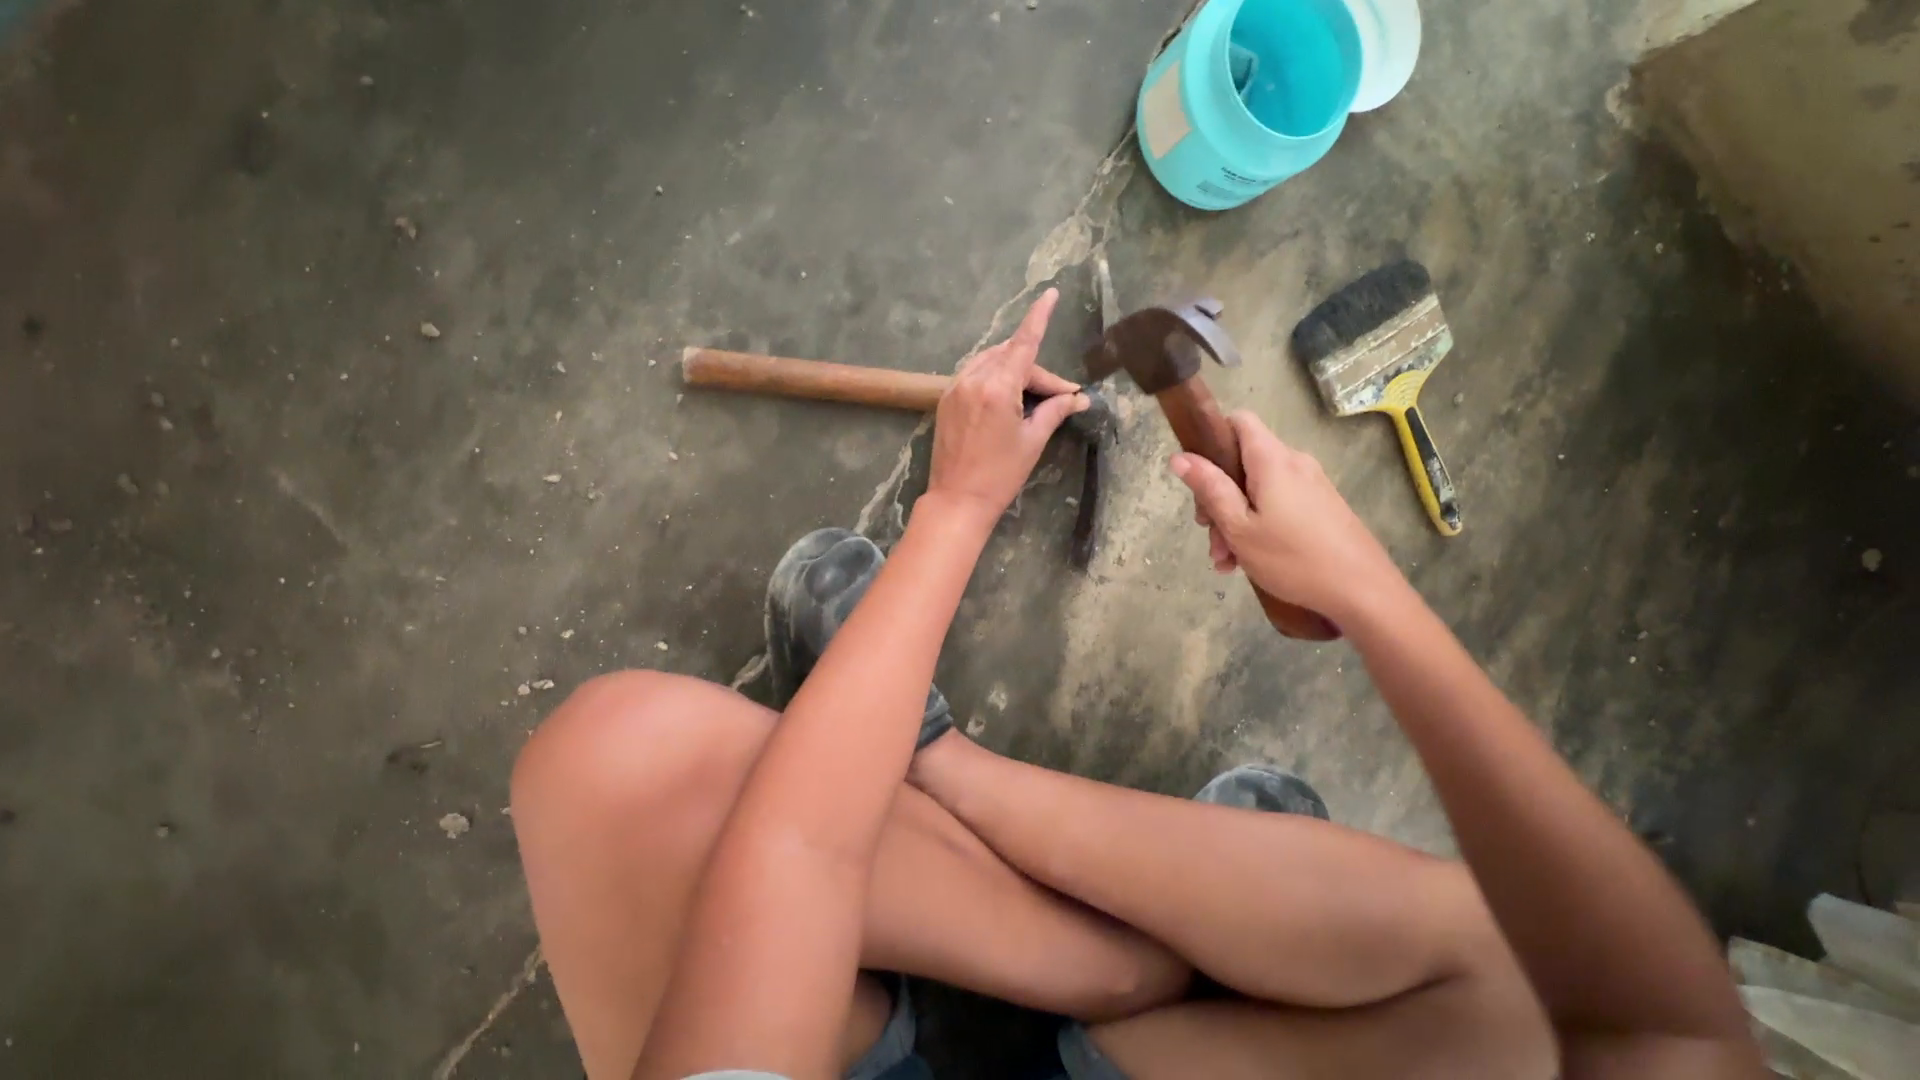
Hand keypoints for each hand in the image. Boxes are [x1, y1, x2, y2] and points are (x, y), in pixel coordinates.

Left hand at [926, 289, 1088, 525]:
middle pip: (1010, 357)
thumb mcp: (1033, 440)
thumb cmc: (1000, 475)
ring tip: (1035, 398)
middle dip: (1036, 371)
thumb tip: (1078, 399)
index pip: (1023, 343)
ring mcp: (955, 389)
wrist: (957, 500)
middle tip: (1060, 396)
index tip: (1051, 294)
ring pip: (990, 363)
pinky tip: (1007, 399)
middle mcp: (973, 380)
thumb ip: (1054, 411)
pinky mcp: (945, 401)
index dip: (1039, 317)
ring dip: (1015, 372)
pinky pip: (974, 376)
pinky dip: (994, 379)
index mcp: (998, 387)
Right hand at [1170, 411, 1407, 624]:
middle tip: (1208, 535)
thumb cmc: (1293, 558)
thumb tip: (1180, 457)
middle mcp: (1294, 463)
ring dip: (1235, 520)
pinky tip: (1248, 562)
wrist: (1362, 590)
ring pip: (1258, 489)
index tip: (1197, 474)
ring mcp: (1311, 484)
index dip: (1213, 438)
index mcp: (1273, 460)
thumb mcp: (1239, 527)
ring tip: (1227, 561)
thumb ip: (1210, 489)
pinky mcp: (1322, 506)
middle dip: (1218, 497)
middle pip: (1243, 462)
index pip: (1239, 421)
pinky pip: (1279, 504)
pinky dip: (1259, 525)